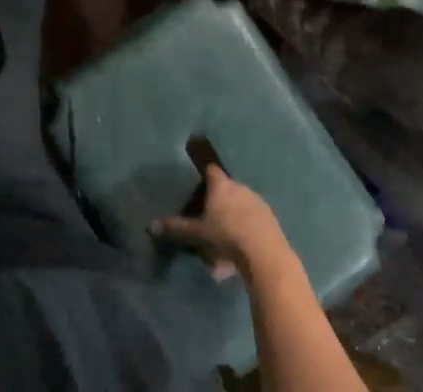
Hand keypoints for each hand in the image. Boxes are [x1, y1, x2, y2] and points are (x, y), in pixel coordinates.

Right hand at [151, 165, 293, 281]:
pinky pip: (253, 217)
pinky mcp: (270, 218)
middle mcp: (240, 187)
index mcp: (221, 186)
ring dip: (234, 213)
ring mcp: (258, 201)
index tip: (198, 178)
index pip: (211, 170)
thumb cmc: (226, 237)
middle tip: (207, 216)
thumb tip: (151, 225)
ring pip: (241, 203)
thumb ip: (175, 229)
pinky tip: (241, 244)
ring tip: (224, 235)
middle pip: (226, 188)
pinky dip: (246, 226)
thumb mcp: (197, 235)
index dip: (204, 172)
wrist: (264, 253)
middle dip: (218, 200)